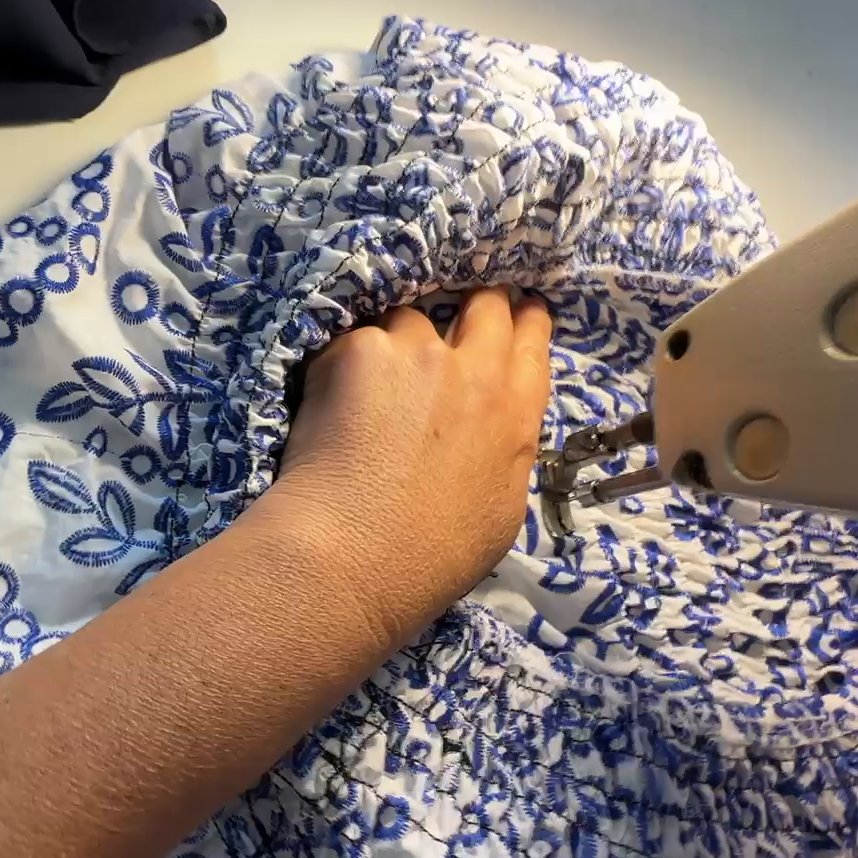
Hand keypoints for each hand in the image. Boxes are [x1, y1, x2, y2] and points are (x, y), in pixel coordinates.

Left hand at [261, 287, 551, 639]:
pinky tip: (327, 400)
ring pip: (407, 318)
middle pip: (482, 303)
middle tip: (446, 321)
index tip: (512, 309)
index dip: (520, 318)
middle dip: (469, 303)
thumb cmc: (430, 554)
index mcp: (515, 412)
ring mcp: (414, 353)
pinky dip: (339, 364)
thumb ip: (503, 448)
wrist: (352, 553)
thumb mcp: (501, 509)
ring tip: (368, 380)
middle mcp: (472, 369)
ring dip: (395, 340)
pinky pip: (350, 340)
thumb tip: (495, 428)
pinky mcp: (357, 353)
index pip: (530, 339)